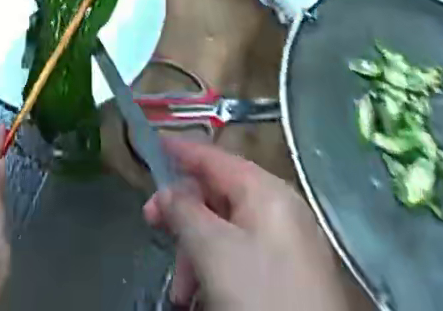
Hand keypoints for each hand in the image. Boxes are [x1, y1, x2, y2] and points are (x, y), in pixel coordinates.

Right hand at [143, 138, 349, 310]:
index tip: (150, 146)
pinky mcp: (292, 279)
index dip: (179, 149)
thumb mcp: (210, 248)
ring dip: (195, 253)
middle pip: (217, 195)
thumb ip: (182, 209)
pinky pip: (242, 257)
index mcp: (266, 191)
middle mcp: (280, 210)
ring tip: (181, 291)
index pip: (213, 156)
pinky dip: (216, 269)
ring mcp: (289, 246)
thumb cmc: (260, 296)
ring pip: (226, 231)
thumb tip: (169, 192)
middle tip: (152, 225)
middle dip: (183, 216)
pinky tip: (201, 297)